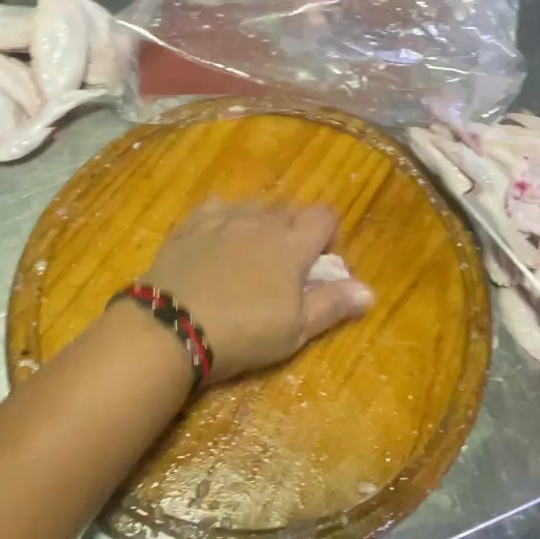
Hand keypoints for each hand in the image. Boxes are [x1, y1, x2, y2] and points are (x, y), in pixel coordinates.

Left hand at [142, 198, 373, 383]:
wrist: (170, 329)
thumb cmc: (242, 333)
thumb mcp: (295, 330)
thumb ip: (333, 305)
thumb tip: (370, 291)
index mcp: (293, 243)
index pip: (325, 215)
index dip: (328, 235)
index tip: (318, 264)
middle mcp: (261, 220)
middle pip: (290, 207)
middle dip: (295, 229)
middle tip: (285, 265)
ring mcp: (223, 218)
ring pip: (253, 205)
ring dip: (261, 222)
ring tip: (250, 254)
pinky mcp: (190, 225)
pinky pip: (216, 206)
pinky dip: (224, 218)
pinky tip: (217, 240)